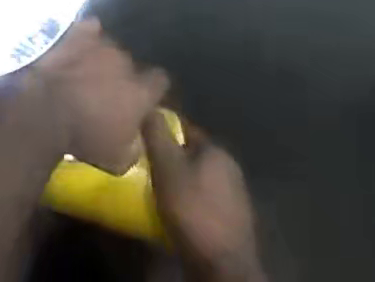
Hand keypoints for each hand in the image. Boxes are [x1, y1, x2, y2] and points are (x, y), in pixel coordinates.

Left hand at [22, 18, 169, 173]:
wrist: (45, 109)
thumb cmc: (84, 139)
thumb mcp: (117, 161)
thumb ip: (136, 147)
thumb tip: (138, 138)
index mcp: (141, 90)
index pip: (161, 80)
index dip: (154, 87)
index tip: (147, 95)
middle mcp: (127, 61)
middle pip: (135, 60)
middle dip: (129, 70)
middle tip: (115, 84)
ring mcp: (103, 42)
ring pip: (114, 43)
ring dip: (108, 54)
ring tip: (96, 64)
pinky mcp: (79, 32)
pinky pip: (91, 28)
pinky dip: (90, 35)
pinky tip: (83, 41)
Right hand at [144, 114, 265, 281]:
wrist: (223, 268)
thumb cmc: (194, 210)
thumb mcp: (167, 166)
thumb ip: (157, 134)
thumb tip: (150, 107)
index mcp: (217, 149)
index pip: (183, 128)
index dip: (160, 131)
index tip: (140, 140)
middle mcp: (230, 167)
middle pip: (190, 154)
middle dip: (168, 158)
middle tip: (144, 167)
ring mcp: (234, 196)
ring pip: (197, 179)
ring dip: (178, 183)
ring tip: (155, 192)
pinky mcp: (232, 221)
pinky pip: (203, 202)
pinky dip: (188, 204)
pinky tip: (175, 214)